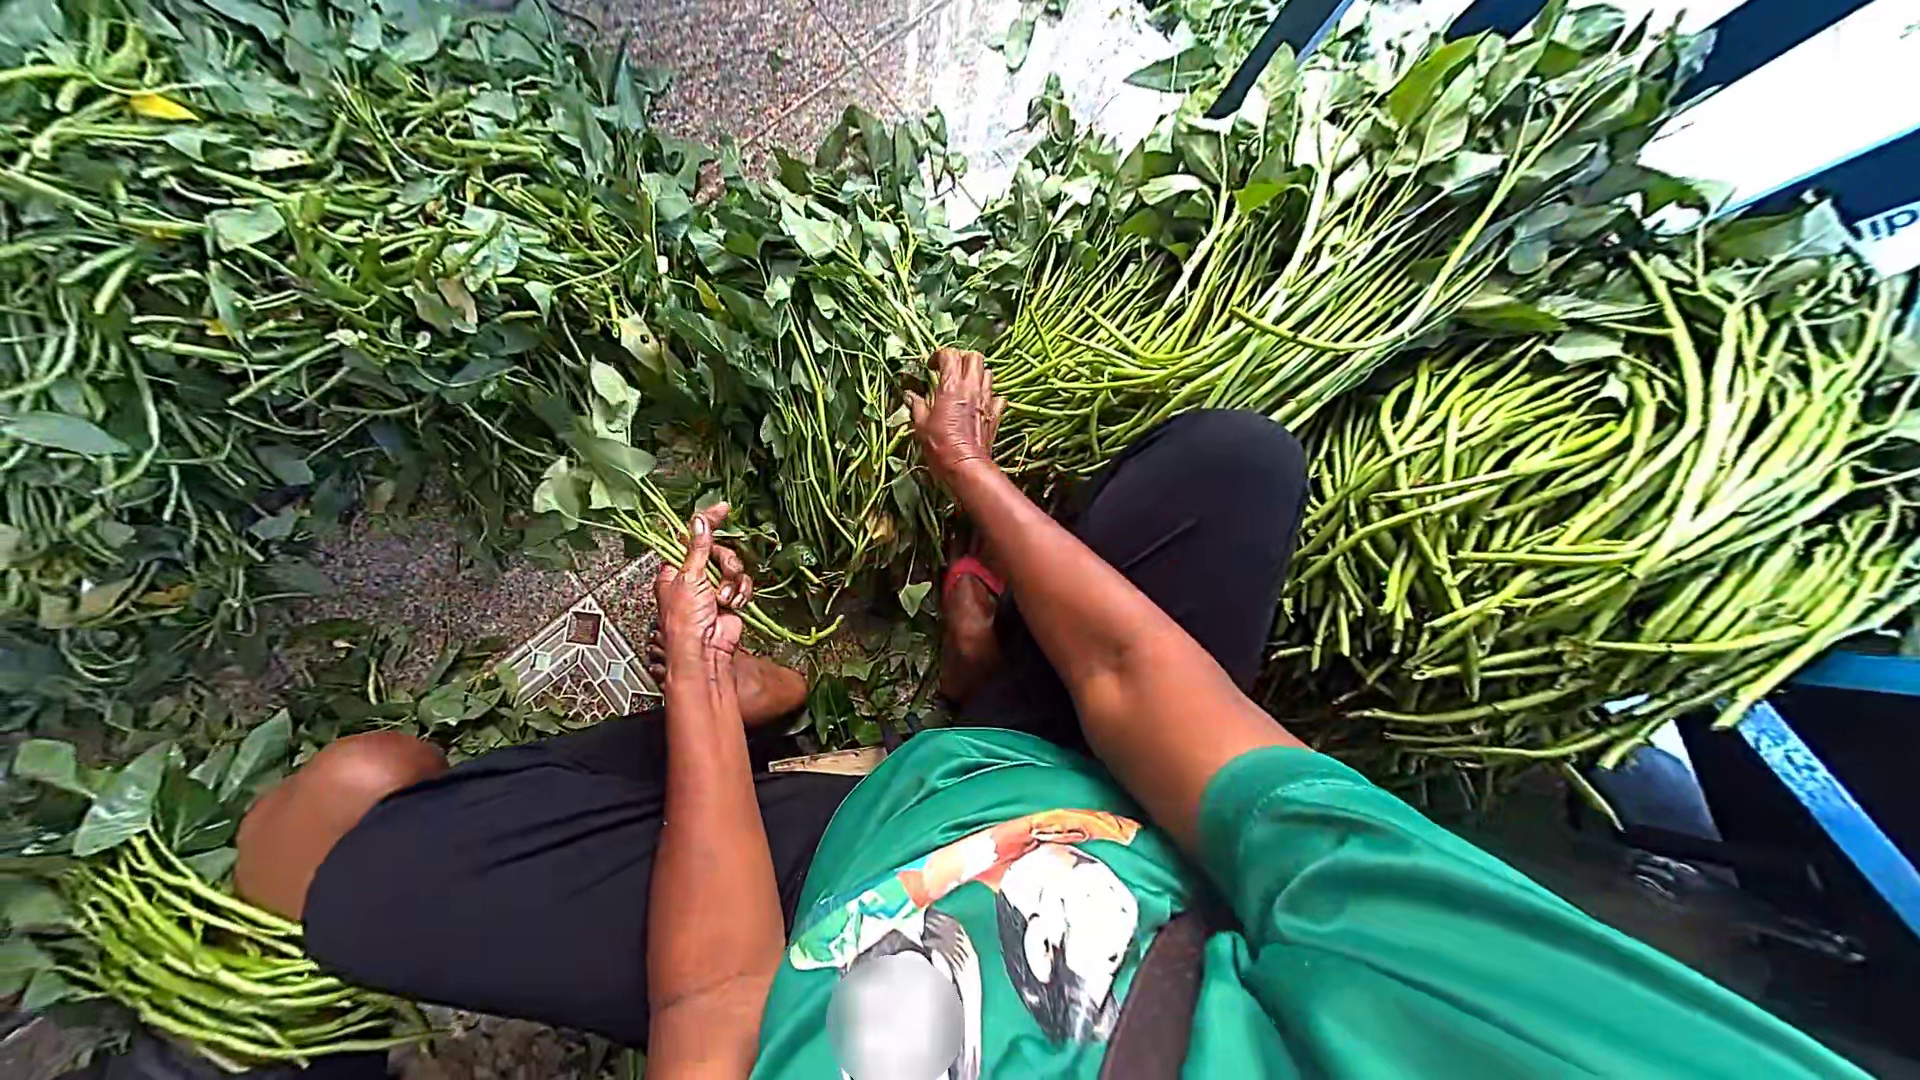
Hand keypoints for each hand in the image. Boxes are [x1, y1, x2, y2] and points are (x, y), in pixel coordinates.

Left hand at [654, 503, 753, 669]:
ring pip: (734, 567)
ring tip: (723, 597)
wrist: (705, 651)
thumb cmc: (685, 621)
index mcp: (675, 570)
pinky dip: (741, 593)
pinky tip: (732, 603)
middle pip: (718, 551)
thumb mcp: (689, 578)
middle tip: (720, 575)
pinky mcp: (731, 598)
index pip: (691, 537)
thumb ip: (697, 548)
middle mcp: (695, 576)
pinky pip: (743, 583)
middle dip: (724, 563)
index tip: (723, 509)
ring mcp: (714, 587)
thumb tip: (699, 522)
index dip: (707, 523)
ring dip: (732, 582)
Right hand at [906, 347, 1005, 490]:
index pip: (949, 355)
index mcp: (951, 386)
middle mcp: (972, 388)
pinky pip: (997, 396)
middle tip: (951, 370)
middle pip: (974, 357)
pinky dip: (989, 395)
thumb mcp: (921, 425)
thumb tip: (910, 395)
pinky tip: (980, 403)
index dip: (939, 355)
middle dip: (962, 359)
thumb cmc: (940, 446)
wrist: (966, 467)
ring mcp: (987, 400)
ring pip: (988, 373)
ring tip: (965, 385)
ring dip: (977, 374)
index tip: (931, 366)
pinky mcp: (996, 414)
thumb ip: (917, 405)